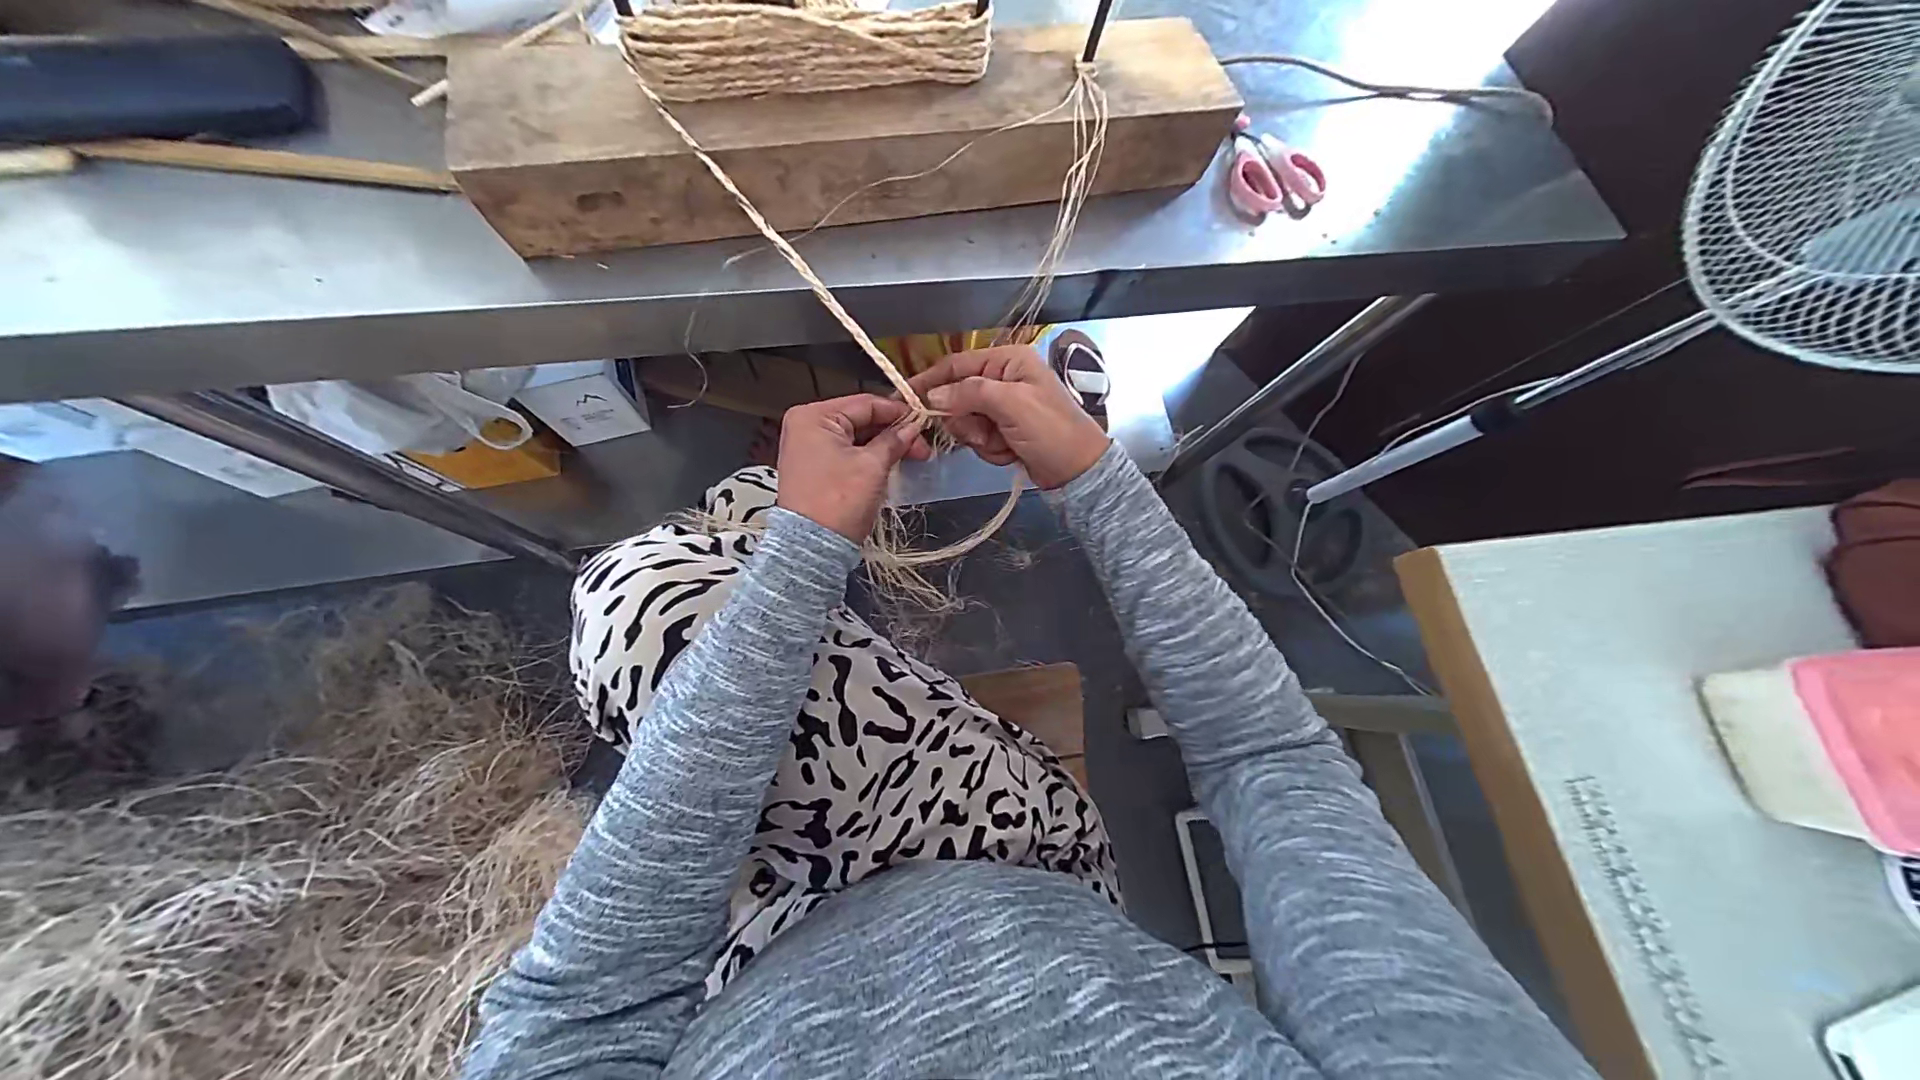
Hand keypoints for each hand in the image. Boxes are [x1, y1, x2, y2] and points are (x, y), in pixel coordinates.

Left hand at [775, 395, 930, 541]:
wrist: (813, 546)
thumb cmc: (838, 501)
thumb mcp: (873, 466)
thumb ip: (894, 440)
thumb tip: (912, 427)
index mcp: (813, 416)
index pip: (865, 403)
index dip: (899, 412)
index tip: (924, 421)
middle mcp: (806, 426)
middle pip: (860, 419)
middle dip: (893, 432)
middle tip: (922, 446)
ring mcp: (808, 448)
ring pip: (856, 437)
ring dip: (884, 446)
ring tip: (912, 456)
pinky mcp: (815, 468)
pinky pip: (847, 453)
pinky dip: (869, 457)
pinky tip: (892, 463)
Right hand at [908, 345, 1110, 488]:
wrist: (1078, 471)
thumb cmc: (1052, 431)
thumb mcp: (1011, 404)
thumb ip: (969, 393)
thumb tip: (933, 395)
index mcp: (1008, 360)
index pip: (957, 365)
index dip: (930, 381)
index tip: (905, 398)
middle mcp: (1003, 379)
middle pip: (956, 396)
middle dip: (966, 421)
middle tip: (983, 433)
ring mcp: (1003, 407)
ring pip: (965, 421)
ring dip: (979, 438)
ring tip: (1004, 443)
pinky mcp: (1003, 430)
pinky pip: (978, 438)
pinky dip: (989, 449)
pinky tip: (1010, 452)